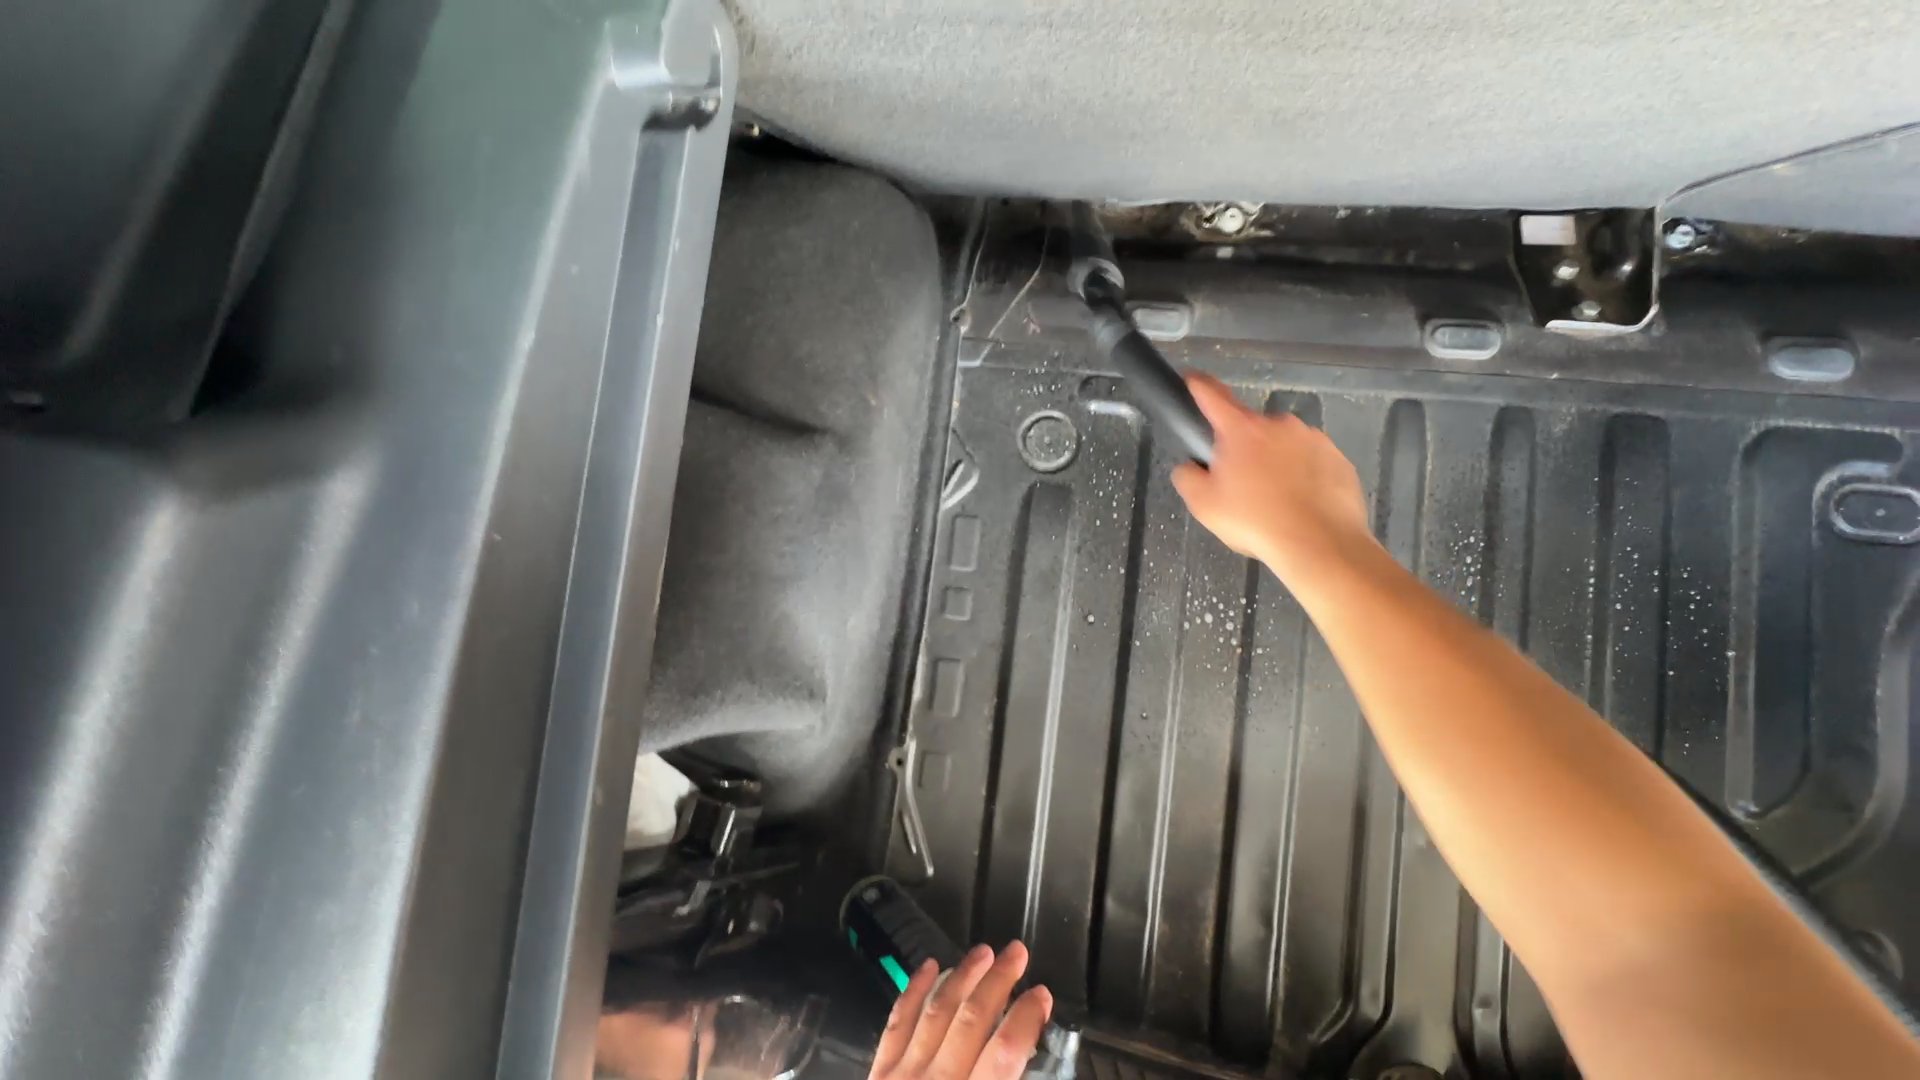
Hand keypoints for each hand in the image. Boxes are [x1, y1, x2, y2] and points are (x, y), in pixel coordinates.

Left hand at [868, 942, 1052, 1079]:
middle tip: (1017, 952)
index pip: (1004, 1052)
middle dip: (998, 981)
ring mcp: (903, 1076)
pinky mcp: (878, 1074)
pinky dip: (915, 990)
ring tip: (983, 952)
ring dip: (963, 976)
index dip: (1026, 1018)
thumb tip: (1024, 1055)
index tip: (1042, 995)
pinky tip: (930, 966)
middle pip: (971, 1020)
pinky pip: (898, 1023)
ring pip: (937, 1011)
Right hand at [1172, 373, 1373, 582]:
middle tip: (1240, 485)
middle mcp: (1279, 425)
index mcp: (1241, 430)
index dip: (1198, 386)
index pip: (1213, 397)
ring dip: (1275, 464)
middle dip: (1243, 450)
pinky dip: (1303, 477)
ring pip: (1283, 447)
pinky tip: (1300, 505)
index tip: (1192, 378)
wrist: (1320, 544)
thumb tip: (1190, 466)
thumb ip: (1187, 477)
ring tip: (1274, 502)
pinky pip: (1312, 463)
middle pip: (1251, 429)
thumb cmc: (1255, 521)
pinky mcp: (1339, 458)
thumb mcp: (1203, 504)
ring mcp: (1313, 439)